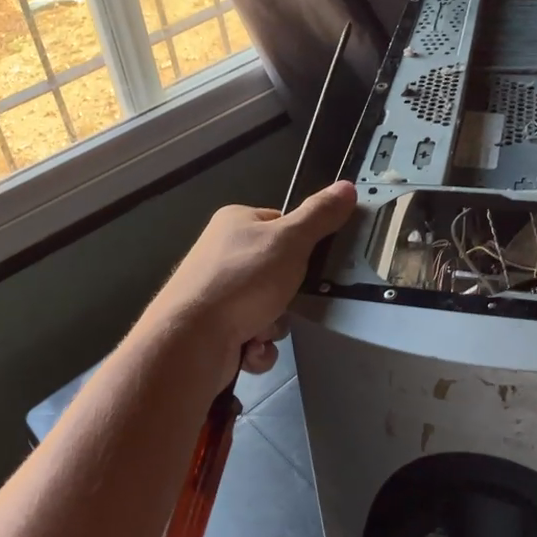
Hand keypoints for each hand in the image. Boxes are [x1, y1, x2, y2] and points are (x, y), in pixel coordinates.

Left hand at [144, 181, 357, 396]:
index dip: (299, 244)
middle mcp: (222, 255)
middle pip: (277, 272)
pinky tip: (250, 348)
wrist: (191, 340)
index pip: (280, 224)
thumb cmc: (241, 280)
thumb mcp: (289, 240)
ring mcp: (216, 294)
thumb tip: (346, 187)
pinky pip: (253, 337)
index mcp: (235, 223)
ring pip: (268, 309)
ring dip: (273, 324)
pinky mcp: (213, 330)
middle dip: (287, 296)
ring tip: (260, 329)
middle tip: (285, 300)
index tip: (309, 261)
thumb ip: (319, 215)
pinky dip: (258, 347)